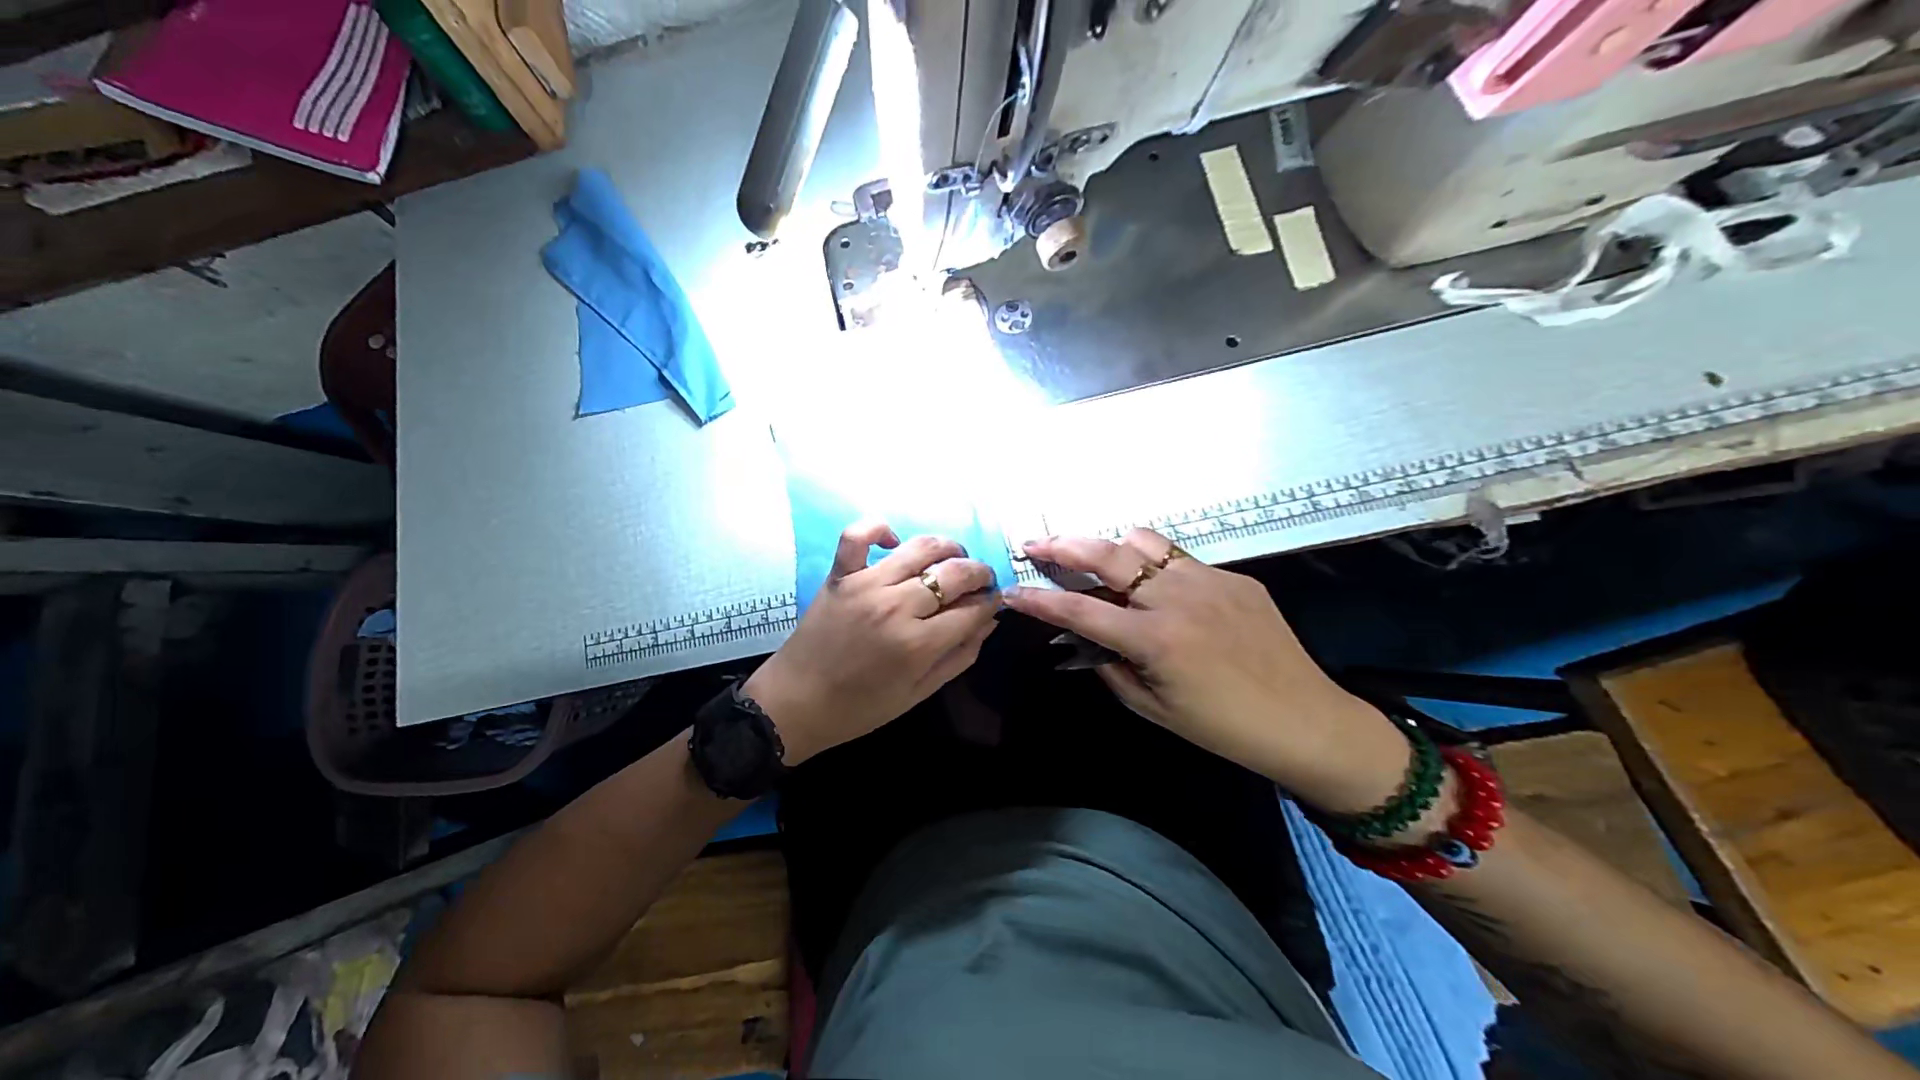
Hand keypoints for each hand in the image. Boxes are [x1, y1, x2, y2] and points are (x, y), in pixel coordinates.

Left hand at [744, 521, 999, 763]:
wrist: (797, 702)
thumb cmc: (861, 707)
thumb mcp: (919, 692)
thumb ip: (960, 656)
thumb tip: (990, 621)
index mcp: (918, 644)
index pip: (973, 609)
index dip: (991, 603)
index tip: (993, 602)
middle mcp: (896, 606)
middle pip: (955, 573)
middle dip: (980, 573)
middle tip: (980, 581)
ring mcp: (866, 584)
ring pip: (921, 547)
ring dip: (948, 548)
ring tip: (953, 558)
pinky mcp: (840, 574)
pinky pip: (859, 534)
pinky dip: (879, 528)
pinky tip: (894, 540)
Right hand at [1002, 530, 1413, 814]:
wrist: (1304, 718)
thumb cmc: (1221, 726)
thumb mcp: (1153, 708)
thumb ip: (1110, 667)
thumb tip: (1085, 639)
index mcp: (1153, 638)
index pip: (1079, 610)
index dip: (1038, 600)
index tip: (1011, 591)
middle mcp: (1176, 597)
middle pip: (1105, 553)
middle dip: (1062, 545)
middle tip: (1036, 543)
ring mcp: (1208, 579)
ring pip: (1144, 540)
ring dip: (1112, 545)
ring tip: (1097, 559)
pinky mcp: (1233, 576)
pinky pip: (1181, 559)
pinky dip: (1156, 566)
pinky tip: (1158, 588)